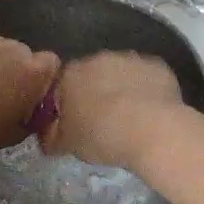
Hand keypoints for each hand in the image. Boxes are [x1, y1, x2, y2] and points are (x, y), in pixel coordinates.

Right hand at [39, 52, 188, 167]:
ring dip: (122, 89)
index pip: (62, 85)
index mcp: (71, 74)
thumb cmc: (102, 135)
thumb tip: (46, 138)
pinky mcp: (157, 65)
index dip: (67, 105)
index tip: (75, 123)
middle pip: (92, 75)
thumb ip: (52, 138)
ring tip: (130, 117)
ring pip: (121, 74)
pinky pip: (146, 77)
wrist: (153, 129)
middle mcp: (99, 58)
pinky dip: (146, 90)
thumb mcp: (68, 145)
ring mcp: (130, 58)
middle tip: (102, 120)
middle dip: (95, 93)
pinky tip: (150, 111)